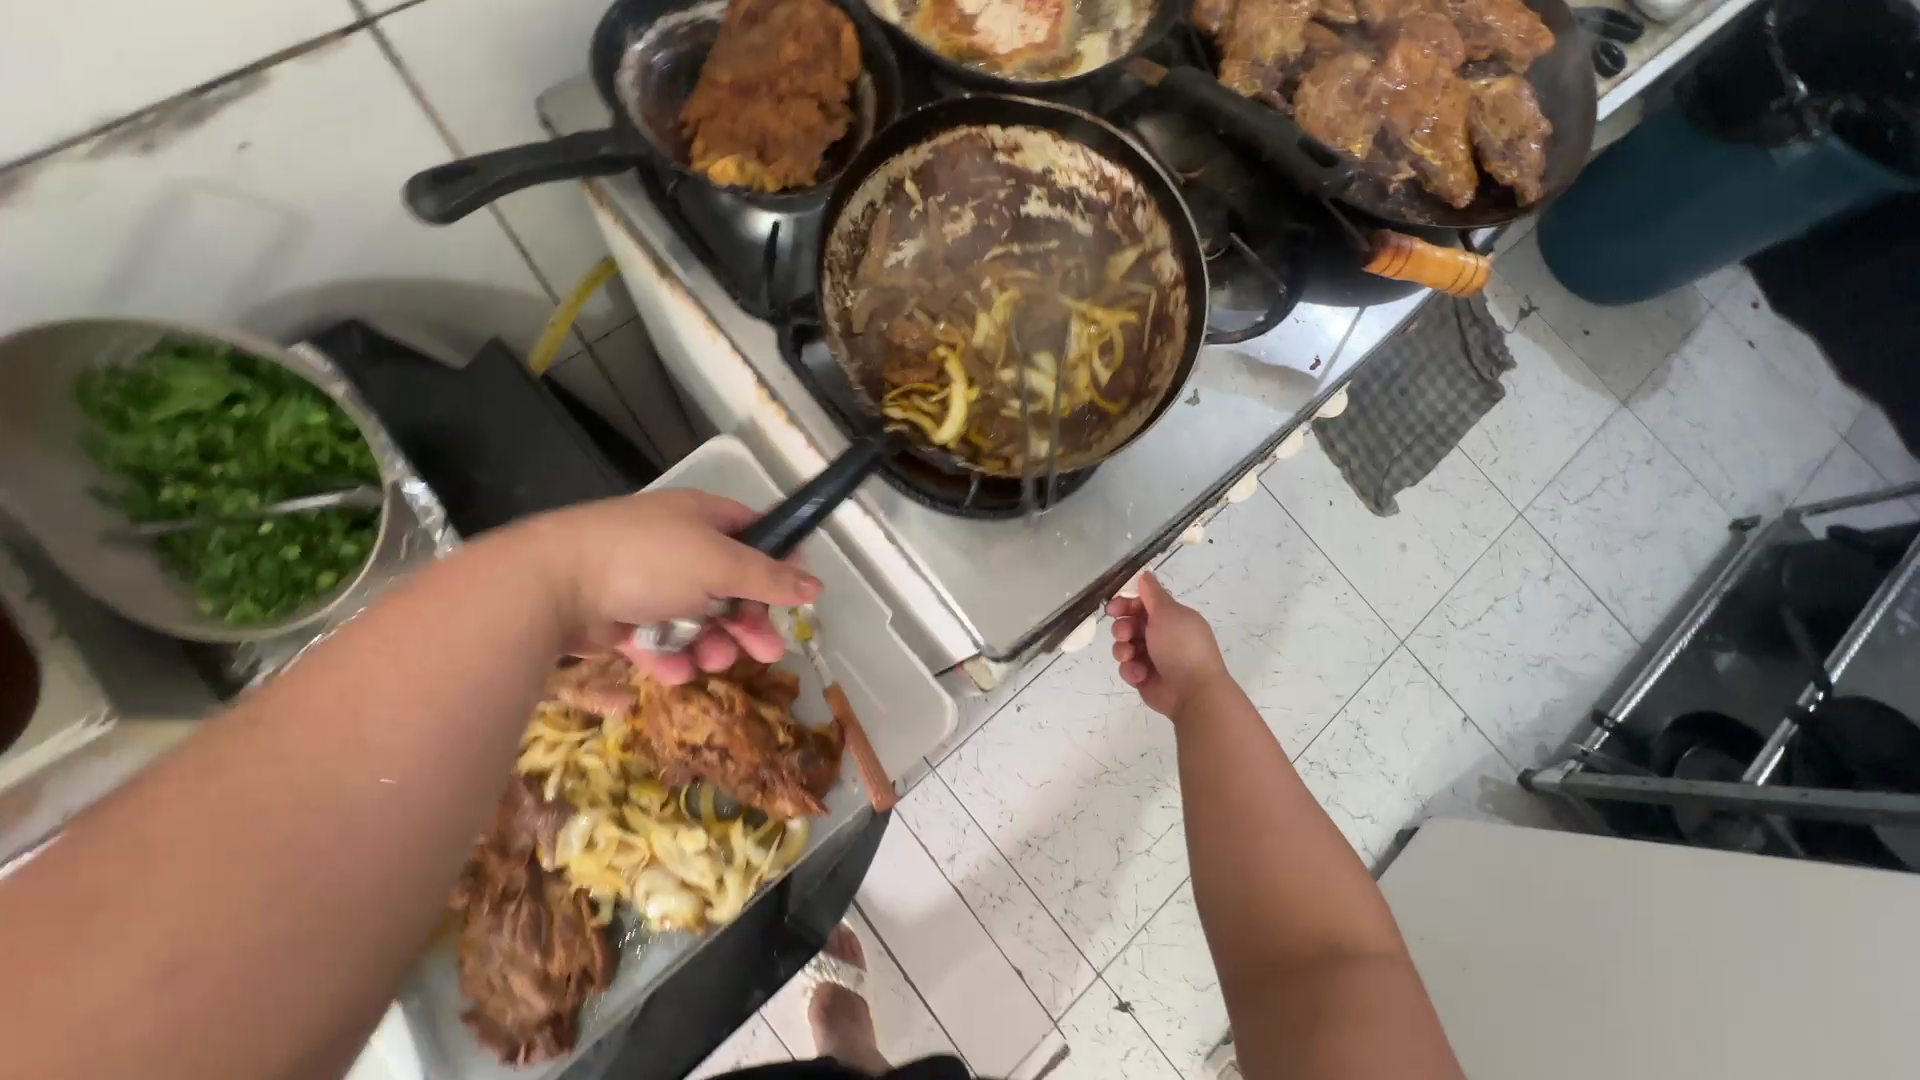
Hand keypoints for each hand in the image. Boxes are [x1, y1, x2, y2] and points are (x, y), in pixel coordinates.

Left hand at [520, 489, 821, 684]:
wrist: (552, 584)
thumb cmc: (648, 560)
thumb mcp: (720, 565)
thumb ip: (769, 580)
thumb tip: (817, 587)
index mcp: (702, 518)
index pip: (754, 533)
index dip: (778, 562)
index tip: (795, 595)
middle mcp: (678, 546)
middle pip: (729, 585)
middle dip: (748, 620)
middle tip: (768, 651)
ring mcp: (647, 582)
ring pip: (697, 618)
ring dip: (711, 643)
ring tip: (712, 662)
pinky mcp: (621, 617)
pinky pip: (660, 638)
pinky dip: (670, 655)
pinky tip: (675, 672)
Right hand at [1105, 572, 1229, 717]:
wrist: (1192, 691)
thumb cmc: (1181, 647)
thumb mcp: (1167, 613)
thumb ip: (1152, 594)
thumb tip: (1145, 574)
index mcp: (1171, 618)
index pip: (1142, 604)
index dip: (1126, 604)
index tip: (1113, 608)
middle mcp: (1162, 636)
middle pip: (1129, 624)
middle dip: (1122, 628)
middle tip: (1124, 635)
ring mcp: (1152, 658)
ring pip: (1124, 646)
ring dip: (1123, 650)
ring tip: (1131, 656)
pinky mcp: (1144, 677)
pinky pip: (1127, 668)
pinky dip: (1131, 670)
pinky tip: (1140, 674)